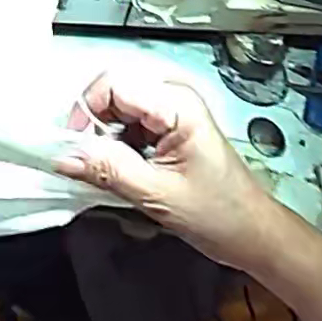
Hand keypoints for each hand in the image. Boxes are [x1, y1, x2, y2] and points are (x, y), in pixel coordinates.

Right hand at [56, 71, 298, 270]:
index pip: (113, 85)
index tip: (75, 143)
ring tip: (108, 165)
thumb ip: (109, 170)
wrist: (256, 235)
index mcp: (177, 104)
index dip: (86, 110)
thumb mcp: (158, 196)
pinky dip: (115, 139)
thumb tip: (65, 156)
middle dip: (93, 123)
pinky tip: (122, 163)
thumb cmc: (221, 216)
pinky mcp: (166, 119)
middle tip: (87, 157)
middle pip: (112, 90)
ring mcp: (170, 105)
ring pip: (115, 104)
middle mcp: (173, 94)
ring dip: (103, 133)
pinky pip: (126, 117)